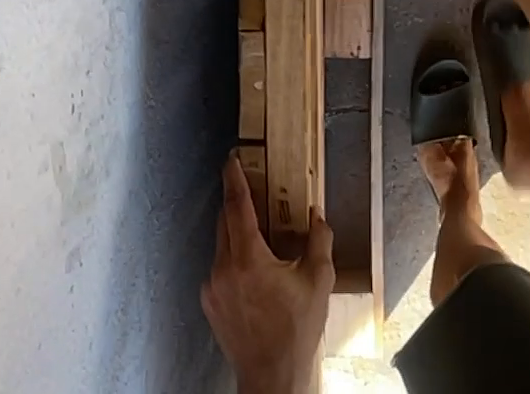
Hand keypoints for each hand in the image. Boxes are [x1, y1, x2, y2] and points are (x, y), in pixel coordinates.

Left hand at [201, 154, 332, 393]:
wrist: (272, 377)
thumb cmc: (296, 331)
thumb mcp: (318, 281)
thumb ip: (319, 240)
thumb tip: (316, 214)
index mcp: (249, 259)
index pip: (237, 206)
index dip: (234, 178)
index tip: (231, 159)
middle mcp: (224, 268)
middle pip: (225, 220)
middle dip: (237, 202)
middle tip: (252, 188)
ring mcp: (213, 287)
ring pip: (221, 243)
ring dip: (237, 231)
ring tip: (259, 233)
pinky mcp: (210, 301)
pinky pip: (219, 266)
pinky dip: (233, 257)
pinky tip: (254, 268)